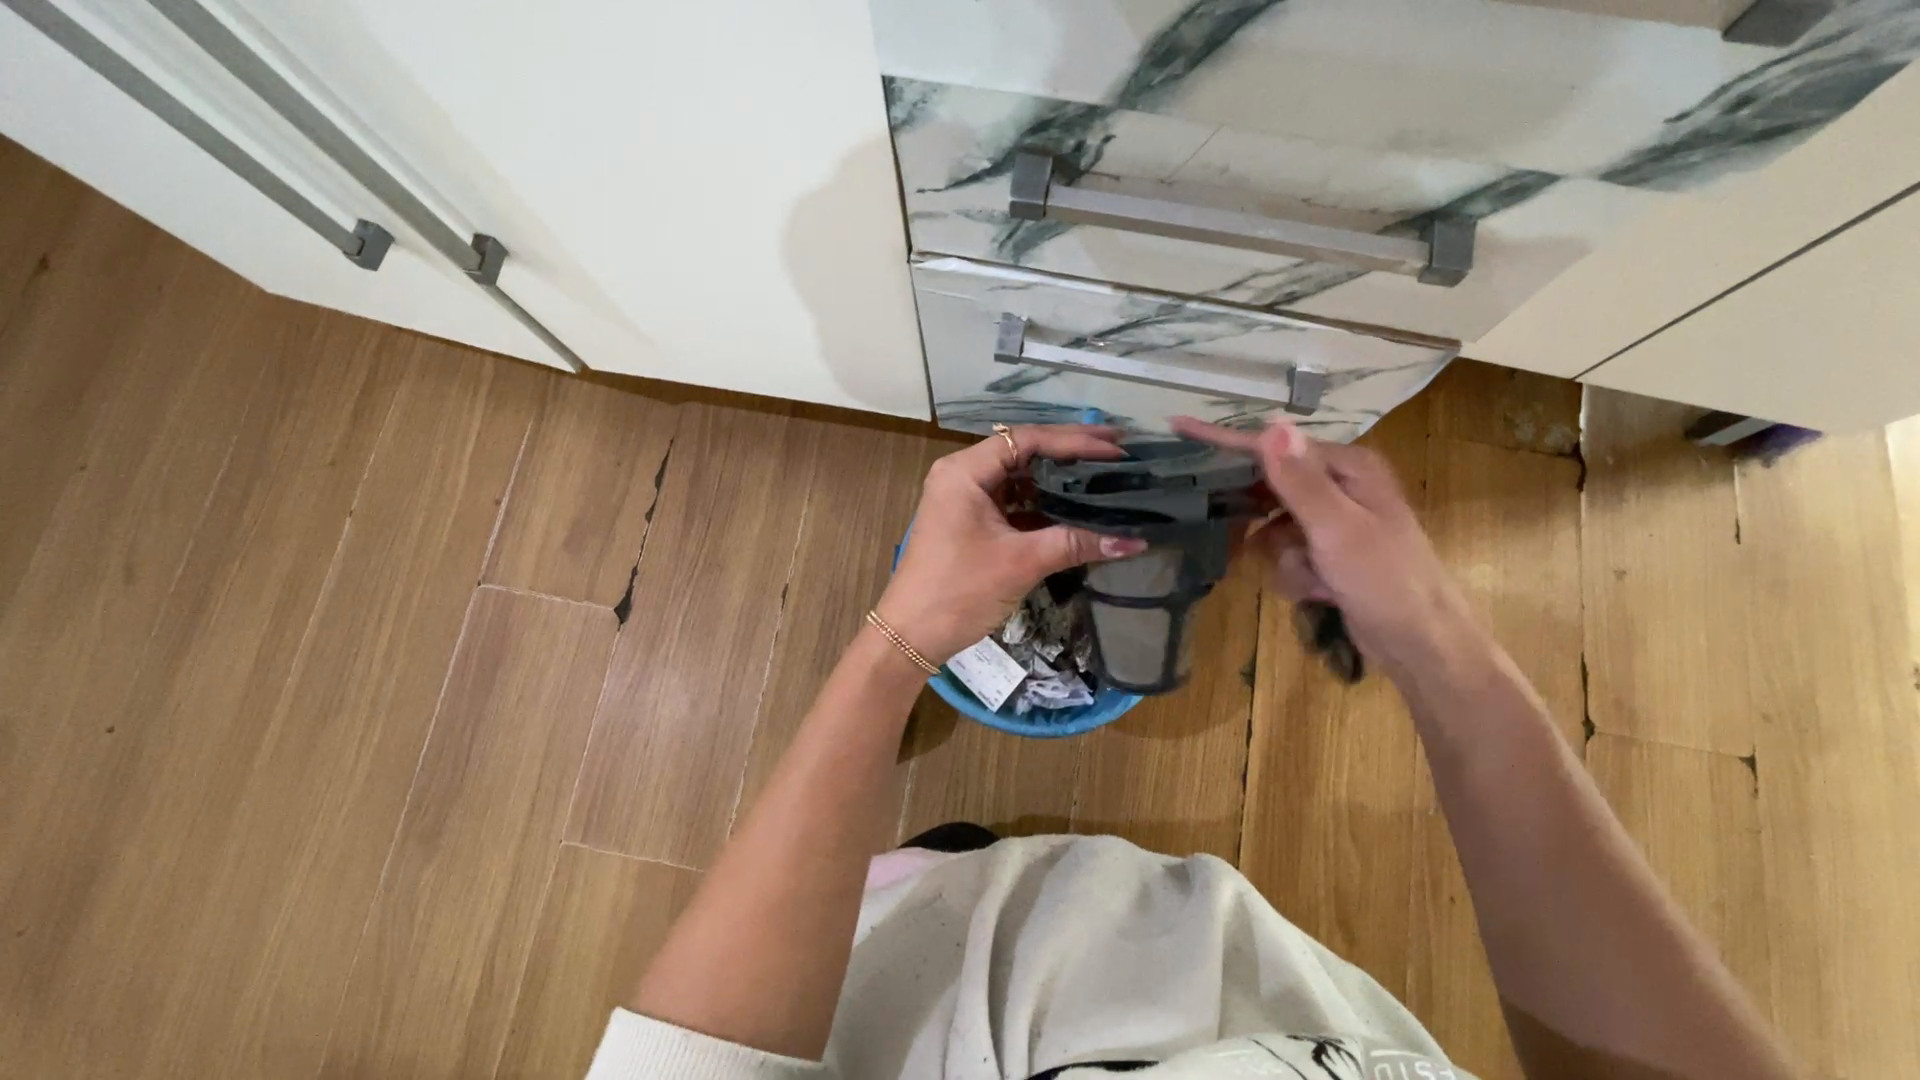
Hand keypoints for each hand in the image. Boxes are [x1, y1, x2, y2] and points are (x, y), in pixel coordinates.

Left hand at [876, 425, 1146, 664]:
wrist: (912, 635)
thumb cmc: (959, 590)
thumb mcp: (1021, 562)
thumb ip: (1075, 543)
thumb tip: (1134, 540)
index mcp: (965, 472)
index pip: (1027, 440)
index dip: (1074, 440)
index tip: (1116, 447)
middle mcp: (963, 477)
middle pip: (1024, 453)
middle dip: (1071, 454)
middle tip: (1119, 454)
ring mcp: (966, 501)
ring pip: (1020, 480)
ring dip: (1059, 481)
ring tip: (1105, 478)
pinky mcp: (971, 525)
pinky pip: (1014, 504)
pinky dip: (1044, 506)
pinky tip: (1078, 510)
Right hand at [1171, 415, 1484, 677]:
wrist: (1419, 643)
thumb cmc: (1385, 581)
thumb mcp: (1337, 529)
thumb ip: (1300, 481)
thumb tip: (1271, 426)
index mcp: (1348, 467)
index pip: (1273, 446)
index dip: (1224, 440)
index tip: (1178, 426)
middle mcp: (1340, 486)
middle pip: (1269, 488)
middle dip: (1262, 523)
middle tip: (1265, 539)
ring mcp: (1333, 521)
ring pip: (1271, 527)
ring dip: (1283, 557)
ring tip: (1313, 578)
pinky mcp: (1328, 552)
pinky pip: (1286, 553)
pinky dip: (1294, 573)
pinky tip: (1318, 591)